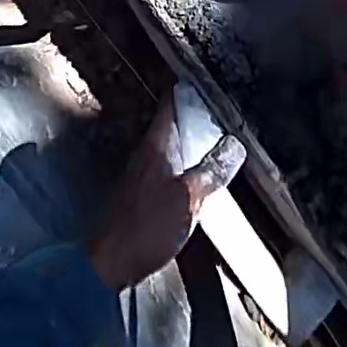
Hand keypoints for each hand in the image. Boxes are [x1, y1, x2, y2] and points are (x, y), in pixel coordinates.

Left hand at [85, 92, 246, 291]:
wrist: (114, 262)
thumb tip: (233, 148)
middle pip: (173, 122)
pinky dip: (188, 161)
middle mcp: (148, 153)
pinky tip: (201, 174)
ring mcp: (145, 171)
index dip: (190, 90)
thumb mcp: (188, 198)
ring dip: (193, 139)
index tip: (210, 84)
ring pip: (173, 144)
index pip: (171, 104)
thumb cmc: (146, 228)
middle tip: (223, 112)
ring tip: (218, 140)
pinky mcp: (146, 191)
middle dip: (197, 114)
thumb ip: (211, 171)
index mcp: (156, 146)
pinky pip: (171, 165)